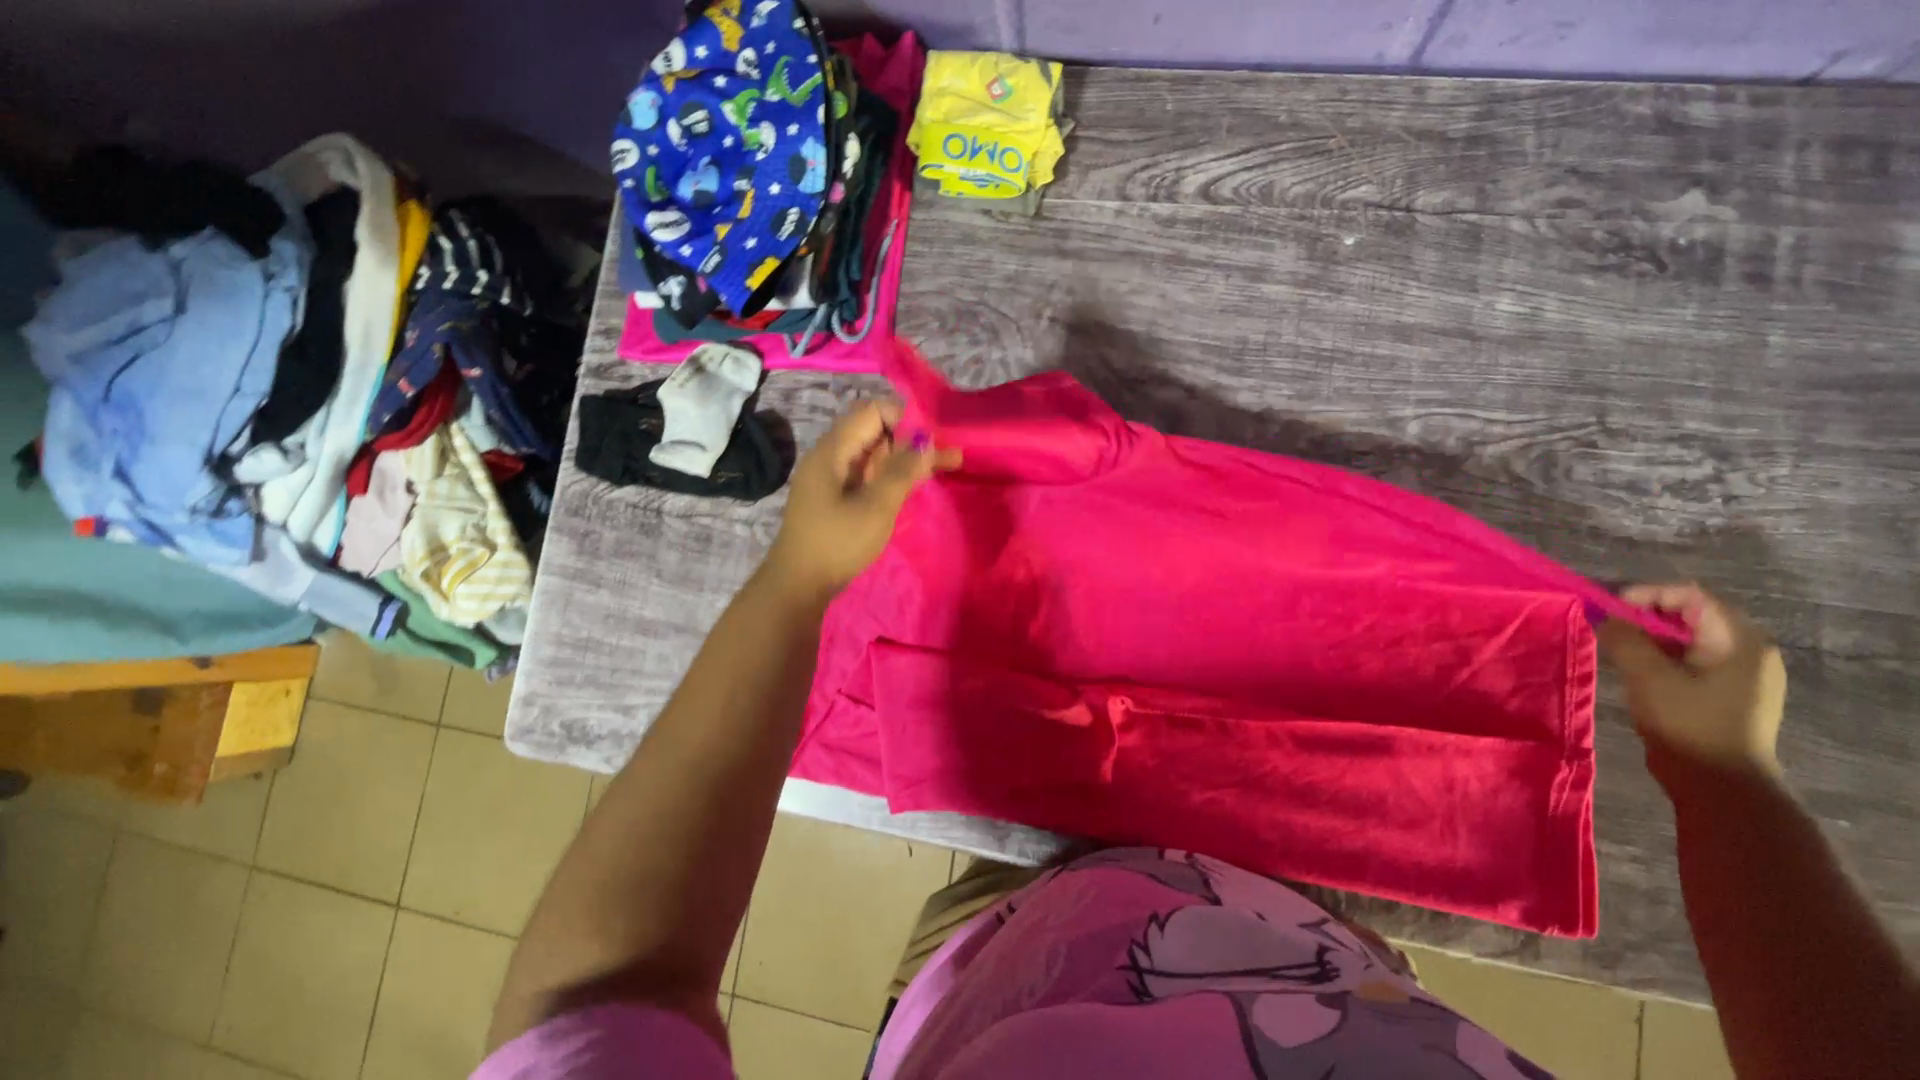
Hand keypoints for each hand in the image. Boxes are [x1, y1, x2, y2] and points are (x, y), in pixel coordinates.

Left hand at [764, 400, 959, 600]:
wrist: (799, 585)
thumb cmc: (837, 543)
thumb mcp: (876, 507)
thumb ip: (902, 471)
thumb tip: (926, 441)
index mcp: (833, 450)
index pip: (873, 411)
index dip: (906, 418)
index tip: (934, 437)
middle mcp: (831, 456)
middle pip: (875, 431)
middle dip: (912, 438)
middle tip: (949, 453)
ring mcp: (833, 478)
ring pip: (875, 454)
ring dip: (907, 457)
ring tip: (949, 464)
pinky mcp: (837, 498)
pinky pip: (869, 474)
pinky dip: (894, 475)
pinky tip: (918, 482)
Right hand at [1599, 584, 1787, 774]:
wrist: (1721, 785)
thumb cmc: (1688, 723)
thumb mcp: (1648, 676)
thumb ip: (1624, 639)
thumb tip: (1604, 615)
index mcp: (1741, 640)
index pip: (1691, 595)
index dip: (1646, 594)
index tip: (1609, 609)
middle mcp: (1751, 651)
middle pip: (1693, 615)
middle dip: (1646, 616)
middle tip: (1610, 628)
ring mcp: (1745, 675)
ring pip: (1692, 640)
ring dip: (1653, 639)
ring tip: (1619, 650)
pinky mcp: (1732, 695)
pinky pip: (1696, 661)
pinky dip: (1665, 658)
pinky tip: (1641, 673)